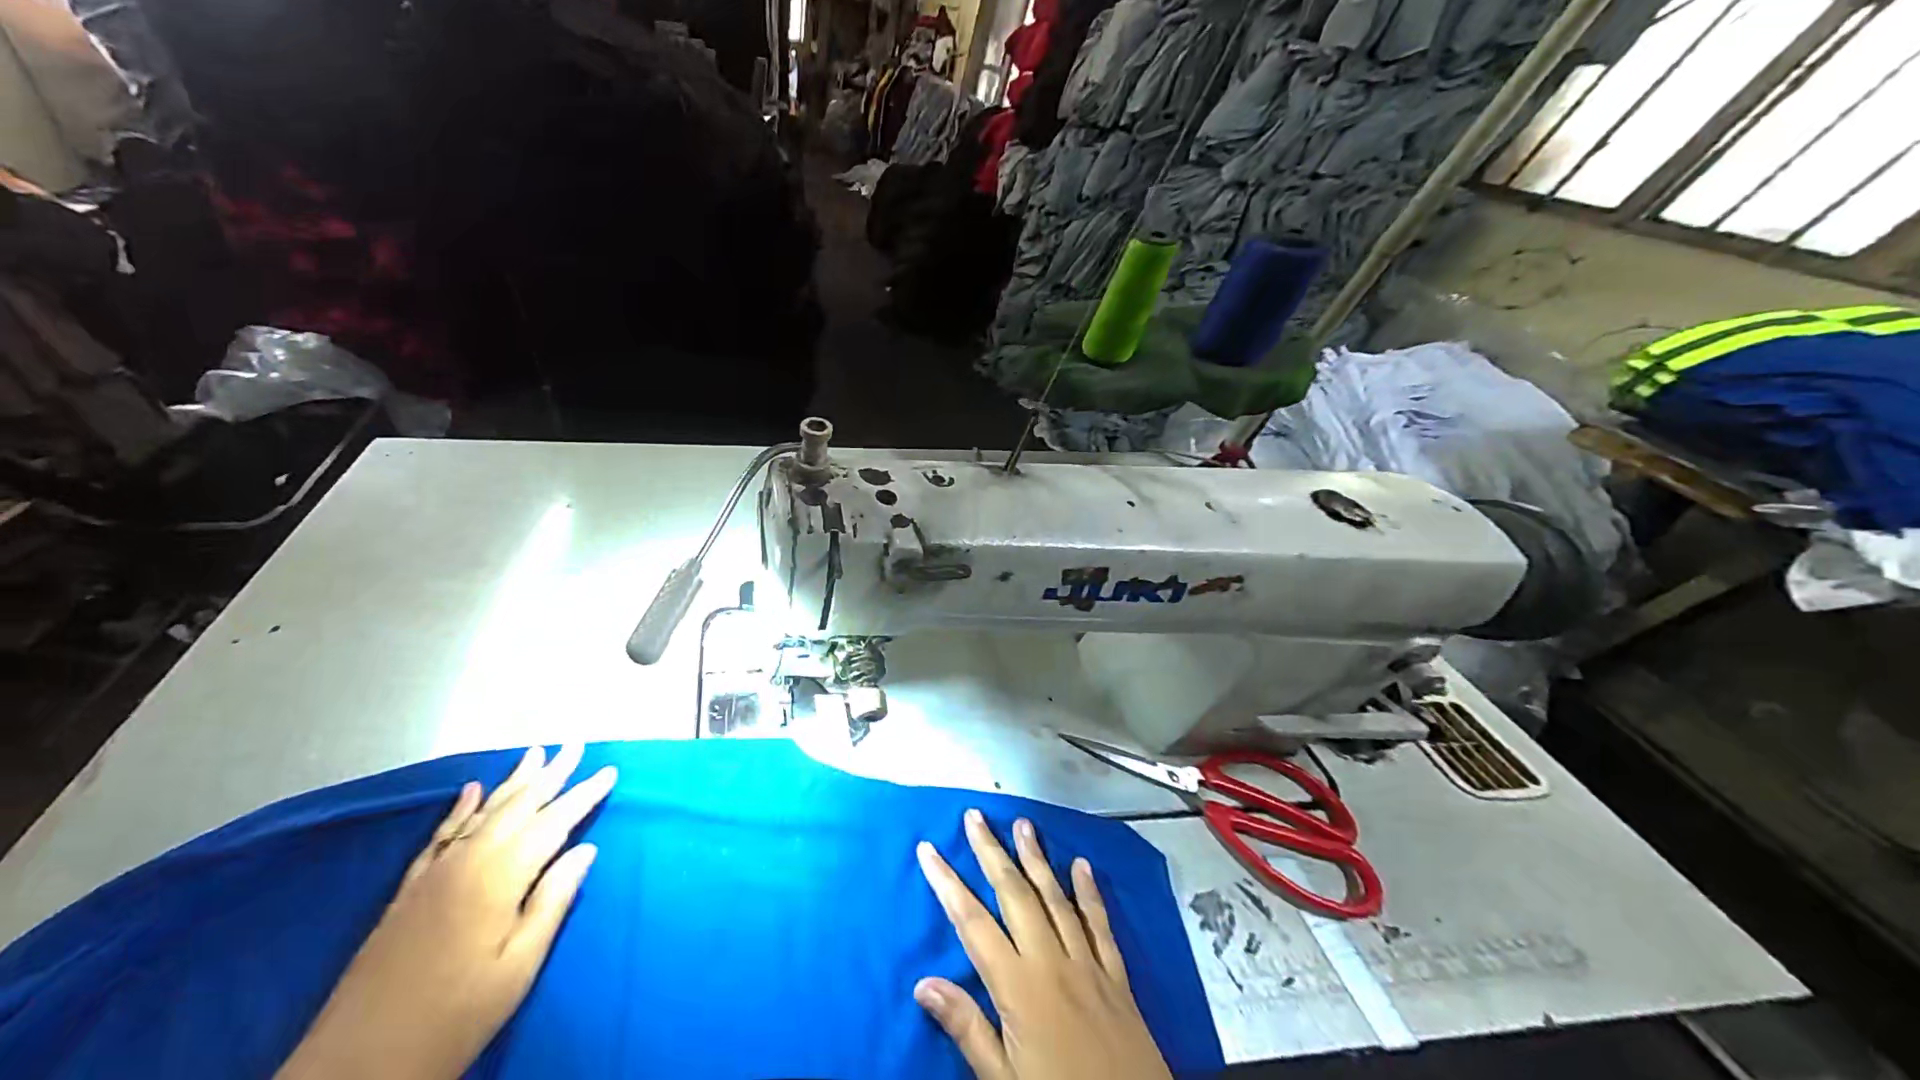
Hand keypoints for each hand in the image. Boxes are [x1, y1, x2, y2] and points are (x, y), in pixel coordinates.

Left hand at [276, 744, 616, 1079]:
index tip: (610, 772)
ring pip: (481, 814)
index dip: (584, 796)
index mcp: (498, 878)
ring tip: (534, 753)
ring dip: (512, 783)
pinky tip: (471, 791)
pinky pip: (441, 836)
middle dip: (550, 775)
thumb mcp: (519, 966)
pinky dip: (461, 810)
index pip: (552, 823)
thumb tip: (585, 849)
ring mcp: (432, 875)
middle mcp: (465, 864)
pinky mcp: (409, 892)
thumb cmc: (456, 1017)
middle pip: (516, 808)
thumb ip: (553, 901)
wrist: (357, 1065)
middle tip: (575, 746)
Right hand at [915, 809, 1172, 1079]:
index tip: (929, 851)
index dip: (947, 883)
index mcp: (1018, 985)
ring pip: (1056, 899)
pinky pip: (1100, 924)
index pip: (972, 922)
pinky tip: (1081, 866)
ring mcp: (1087, 964)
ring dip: (1036, 859)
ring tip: (1022, 825)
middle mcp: (1051, 962)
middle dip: (991, 853)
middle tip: (975, 817)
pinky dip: (1089, 893)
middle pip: (1014, 895)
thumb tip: (924, 983)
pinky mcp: (1116, 975)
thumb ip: (966, 1027)